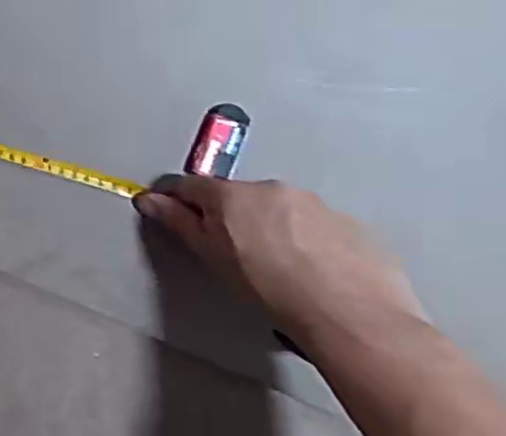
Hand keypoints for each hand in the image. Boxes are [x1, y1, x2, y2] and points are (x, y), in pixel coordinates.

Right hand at [134, 176, 426, 344]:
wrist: (355, 321)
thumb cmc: (270, 286)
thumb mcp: (210, 255)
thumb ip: (176, 220)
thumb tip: (149, 199)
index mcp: (230, 193)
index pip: (188, 185)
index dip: (177, 200)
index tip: (175, 217)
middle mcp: (271, 189)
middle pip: (239, 196)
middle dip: (234, 216)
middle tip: (239, 251)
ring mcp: (318, 207)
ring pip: (282, 211)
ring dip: (276, 227)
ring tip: (286, 266)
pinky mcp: (356, 229)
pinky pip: (321, 229)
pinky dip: (313, 243)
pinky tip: (319, 273)